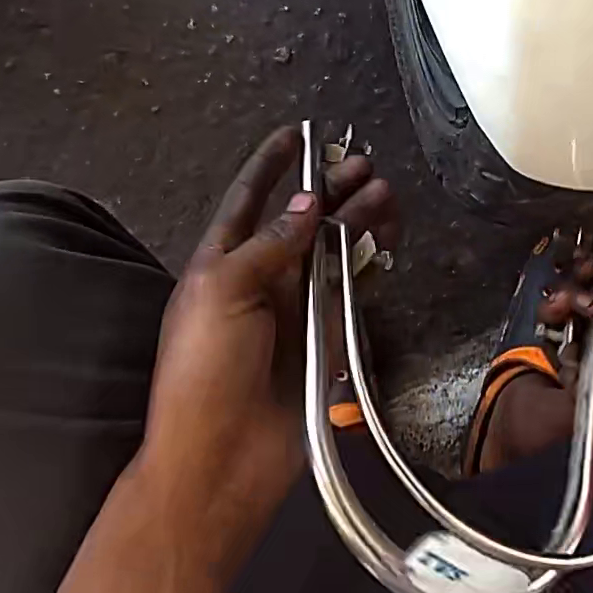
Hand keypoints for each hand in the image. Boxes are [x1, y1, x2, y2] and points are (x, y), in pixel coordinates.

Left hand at [138, 125, 398, 529]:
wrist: (223, 459)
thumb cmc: (205, 368)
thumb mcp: (223, 292)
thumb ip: (271, 244)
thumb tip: (309, 202)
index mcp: (224, 260)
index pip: (249, 198)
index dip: (270, 164)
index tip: (294, 133)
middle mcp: (263, 273)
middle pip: (302, 217)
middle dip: (330, 186)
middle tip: (362, 163)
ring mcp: (298, 300)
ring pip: (334, 244)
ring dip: (358, 215)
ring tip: (384, 192)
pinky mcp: (327, 326)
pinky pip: (353, 281)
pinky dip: (371, 255)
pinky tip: (387, 236)